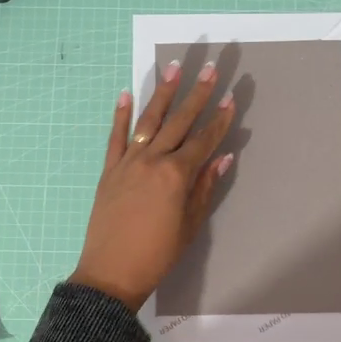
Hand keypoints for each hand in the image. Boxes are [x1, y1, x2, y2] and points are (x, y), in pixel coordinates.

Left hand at [71, 60, 235, 311]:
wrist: (111, 273)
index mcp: (177, 175)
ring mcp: (128, 162)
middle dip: (197, 94)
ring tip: (174, 68)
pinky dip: (120, 115)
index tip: (231, 97)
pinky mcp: (109, 170)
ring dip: (162, 93)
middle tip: (211, 69)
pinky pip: (115, 137)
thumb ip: (206, 187)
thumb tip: (224, 157)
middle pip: (179, 121)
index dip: (220, 119)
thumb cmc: (158, 254)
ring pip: (149, 121)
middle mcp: (153, 160)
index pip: (204, 140)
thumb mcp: (190, 224)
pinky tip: (125, 94)